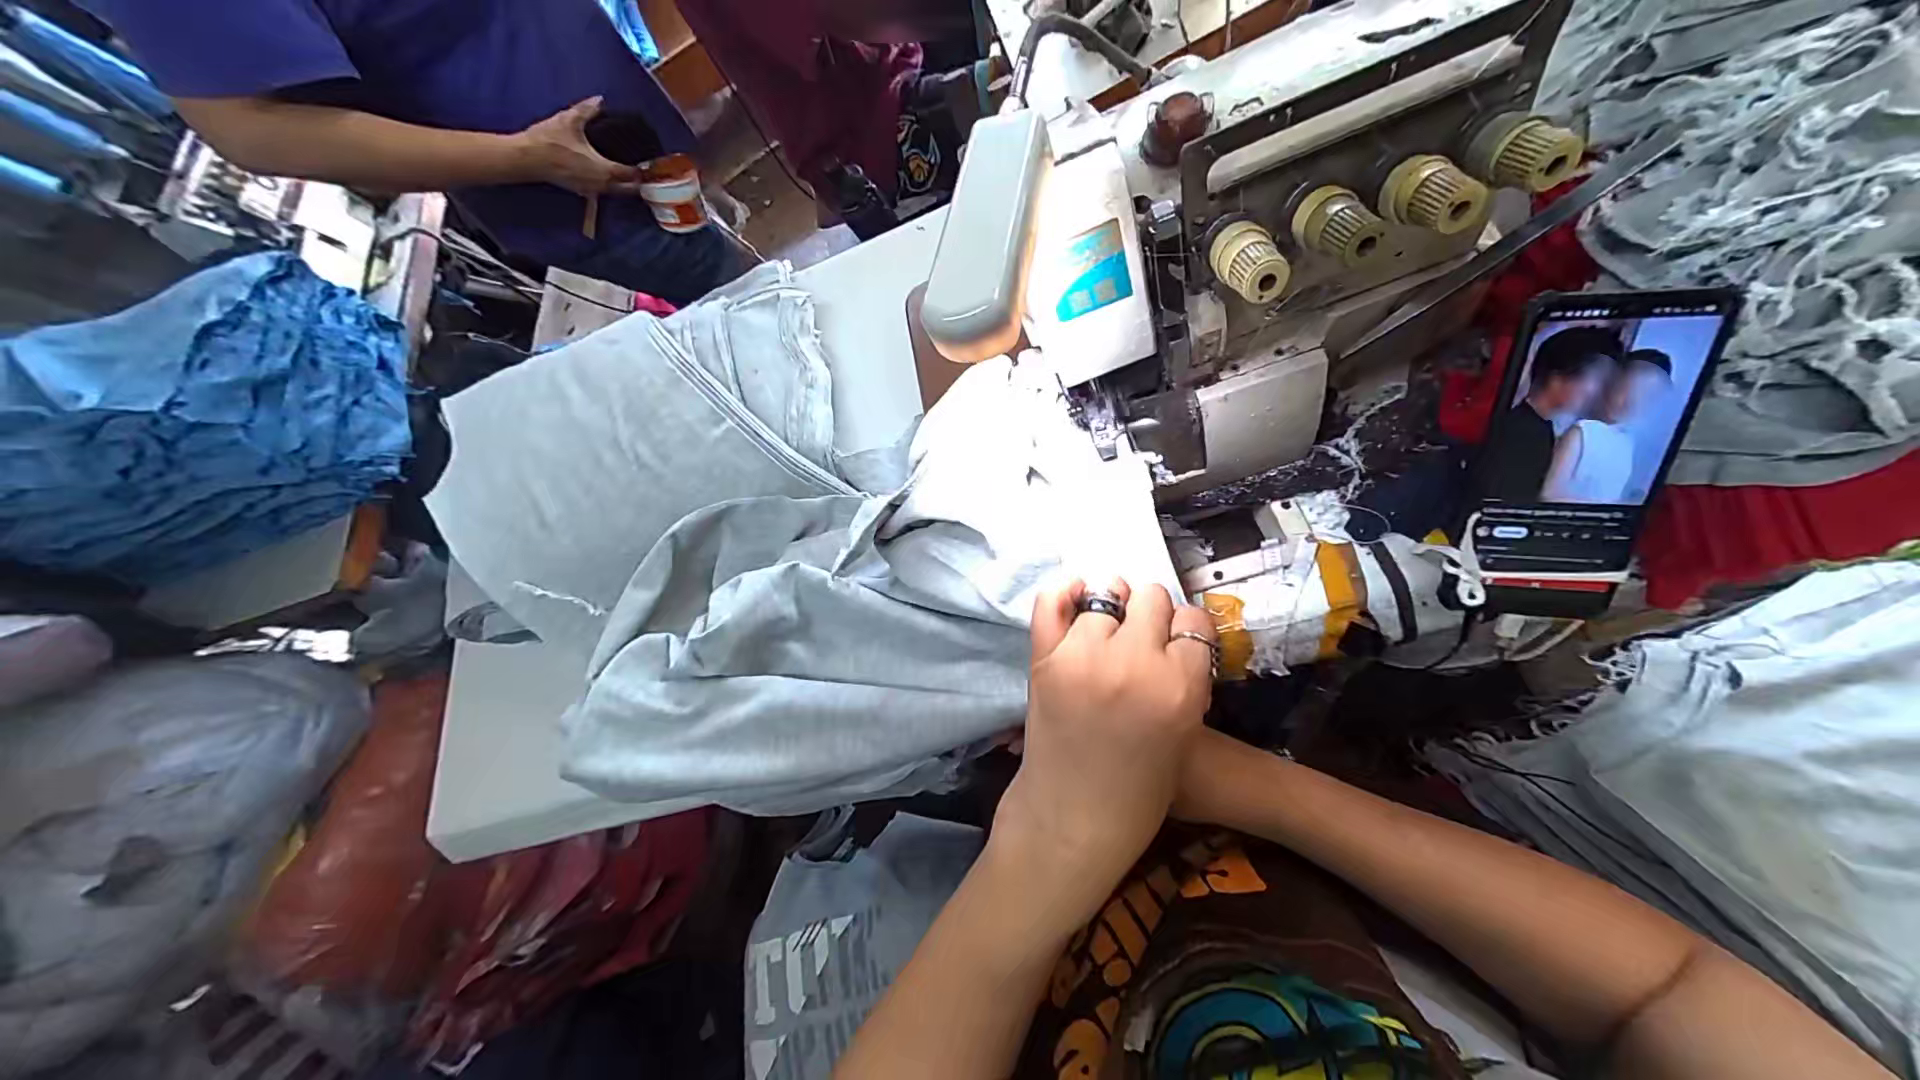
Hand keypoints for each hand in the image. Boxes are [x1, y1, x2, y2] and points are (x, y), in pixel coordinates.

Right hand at [512, 97, 641, 196]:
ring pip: (617, 193)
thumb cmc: (549, 141)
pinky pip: (604, 192)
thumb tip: (600, 99)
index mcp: (605, 170)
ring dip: (626, 186)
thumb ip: (587, 110)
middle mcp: (603, 185)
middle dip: (638, 182)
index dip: (642, 169)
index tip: (648, 163)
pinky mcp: (583, 192)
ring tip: (630, 175)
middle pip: (629, 189)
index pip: (632, 174)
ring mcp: (593, 191)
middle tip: (643, 172)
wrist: (527, 159)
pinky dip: (611, 186)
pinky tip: (609, 176)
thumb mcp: (569, 121)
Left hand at [991, 579, 1216, 917]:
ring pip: (1107, 599)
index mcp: (1181, 686)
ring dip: (1110, 614)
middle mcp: (1135, 663)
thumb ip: (1184, 677)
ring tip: (1105, 637)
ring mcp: (1085, 657)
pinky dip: (1064, 594)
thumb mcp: (1185, 731)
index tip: (1174, 643)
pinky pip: (1053, 602)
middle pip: (1152, 597)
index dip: (1184, 632)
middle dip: (1151, 615)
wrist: (1074, 819)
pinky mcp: (1045, 660)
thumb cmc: (1140, 789)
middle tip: (1139, 638)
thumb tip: (1169, 630)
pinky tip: (1076, 596)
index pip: (1194, 620)